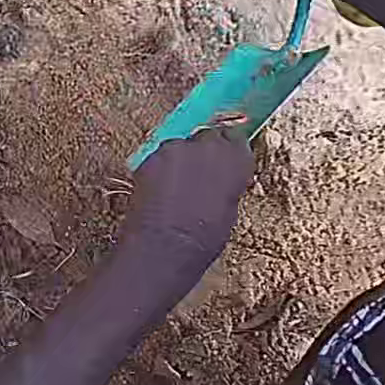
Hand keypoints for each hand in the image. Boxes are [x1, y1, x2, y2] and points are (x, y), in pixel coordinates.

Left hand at [119, 128, 253, 272]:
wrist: (165, 246)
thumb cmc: (203, 239)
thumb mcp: (229, 209)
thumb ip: (226, 184)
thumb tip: (219, 182)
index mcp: (235, 158)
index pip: (234, 140)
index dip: (226, 152)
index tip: (222, 163)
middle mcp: (207, 146)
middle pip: (206, 137)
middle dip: (202, 153)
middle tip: (196, 176)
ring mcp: (176, 149)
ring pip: (179, 146)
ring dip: (179, 161)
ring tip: (175, 187)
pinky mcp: (149, 158)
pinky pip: (158, 159)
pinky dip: (159, 170)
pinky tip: (158, 191)